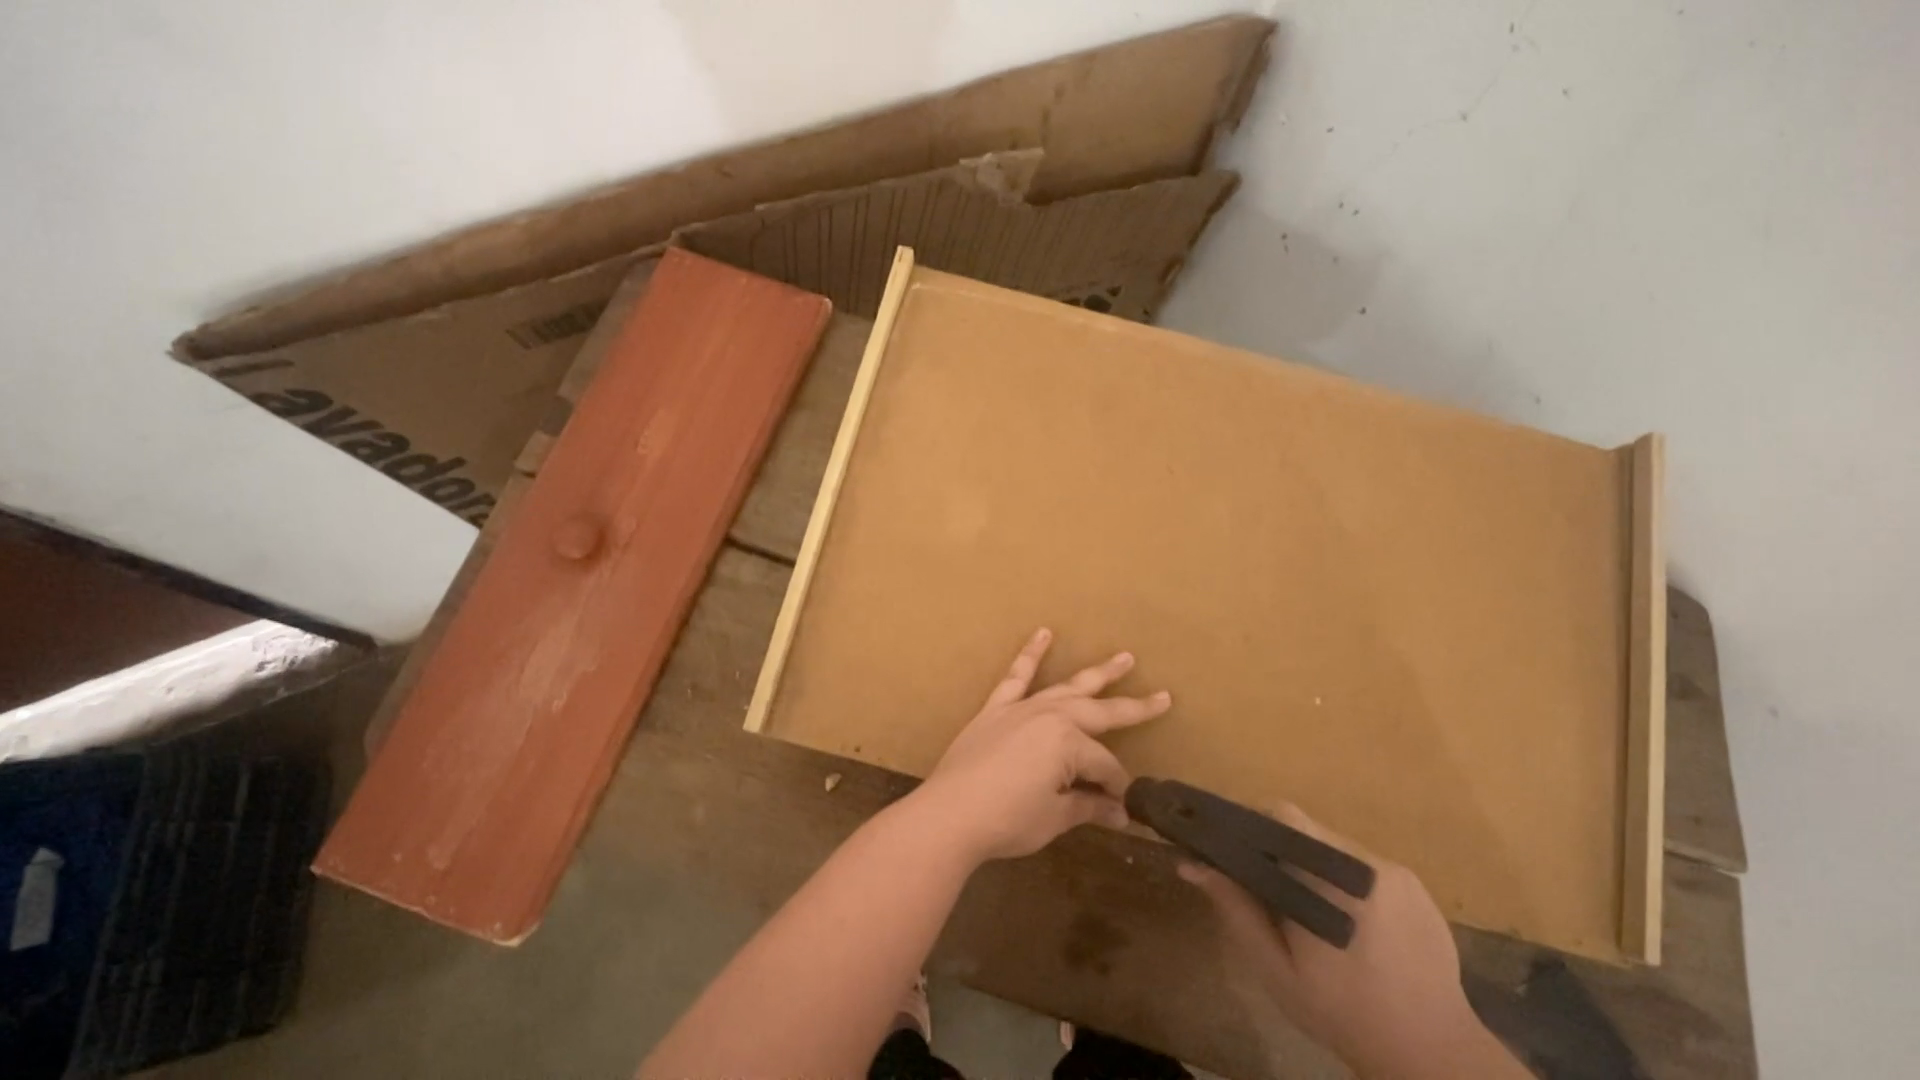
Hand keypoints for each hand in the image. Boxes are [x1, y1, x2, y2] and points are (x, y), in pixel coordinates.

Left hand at [904, 627, 1170, 864]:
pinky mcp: (994, 711)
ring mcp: (1021, 709)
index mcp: (1069, 743)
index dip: (1117, 787)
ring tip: (1123, 657)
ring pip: (1066, 687)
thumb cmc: (1007, 819)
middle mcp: (1050, 716)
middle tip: (1162, 698)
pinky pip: (1015, 677)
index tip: (1123, 808)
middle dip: (1133, 708)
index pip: (1105, 765)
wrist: (948, 815)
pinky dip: (1030, 655)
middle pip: (1099, 714)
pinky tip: (1043, 633)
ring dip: (1096, 673)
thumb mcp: (1054, 817)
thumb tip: (1119, 814)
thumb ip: (1087, 807)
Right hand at [1180, 806, 1522, 1079]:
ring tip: (1305, 909)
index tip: (1228, 846)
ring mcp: (1395, 871)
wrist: (1430, 1049)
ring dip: (1312, 864)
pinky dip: (1343, 879)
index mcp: (1326, 878)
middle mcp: (1364, 862)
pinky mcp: (1416, 885)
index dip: (1249, 823)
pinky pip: (1364, 865)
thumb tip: (1191, 864)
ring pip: (1334, 845)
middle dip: (1279, 849)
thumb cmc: (1341, 1011)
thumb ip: (1236, 910)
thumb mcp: (1275, 968)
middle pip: (1307, 829)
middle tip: (1263, 887)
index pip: (1280, 817)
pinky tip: (1346, 921)